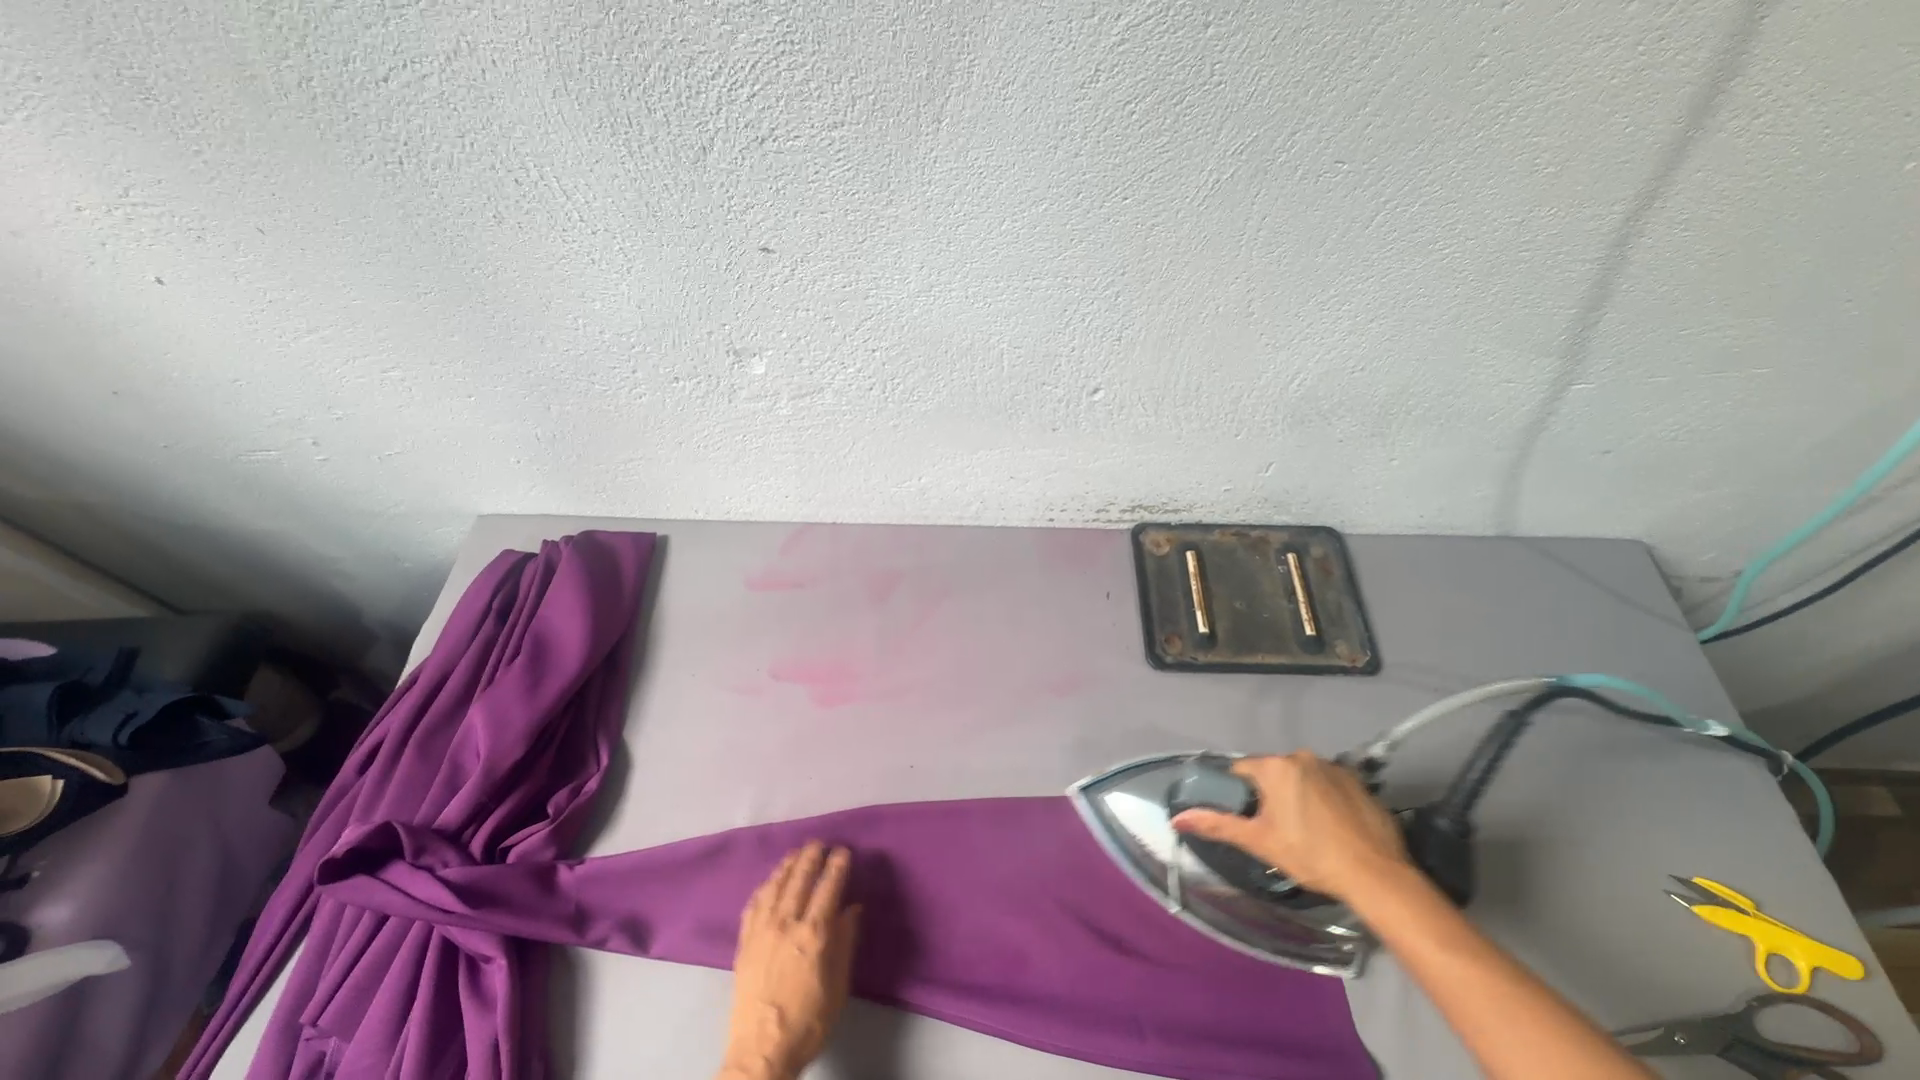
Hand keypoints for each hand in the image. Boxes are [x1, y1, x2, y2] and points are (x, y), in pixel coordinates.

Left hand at [718, 842, 861, 1079]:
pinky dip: (763, 889)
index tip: (843, 851)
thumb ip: (845, 943)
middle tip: (818, 842)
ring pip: (774, 888)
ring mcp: (761, 933)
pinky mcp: (744, 945)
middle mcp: (786, 924)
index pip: (828, 889)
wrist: (761, 1050)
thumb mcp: (838, 986)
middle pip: (799, 881)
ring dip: (786, 867)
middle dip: (810, 858)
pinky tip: (767, 883)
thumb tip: (853, 909)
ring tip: (795, 854)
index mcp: (814, 934)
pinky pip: (753, 906)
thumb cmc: (809, 1021)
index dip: (837, 867)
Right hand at [1171, 751, 1411, 902]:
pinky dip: (1323, 801)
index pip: (1241, 771)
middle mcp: (1303, 757)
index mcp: (1276, 767)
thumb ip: (1217, 825)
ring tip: (1306, 832)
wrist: (1376, 874)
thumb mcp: (1259, 842)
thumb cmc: (1311, 856)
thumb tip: (1177, 818)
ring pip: (1301, 778)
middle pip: (1272, 773)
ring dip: (1297, 797)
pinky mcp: (1359, 782)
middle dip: (1269, 796)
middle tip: (1275, 830)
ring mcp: (1335, 767)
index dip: (1238, 795)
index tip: (1247, 819)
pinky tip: (1331, 828)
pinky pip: (1328, 785)